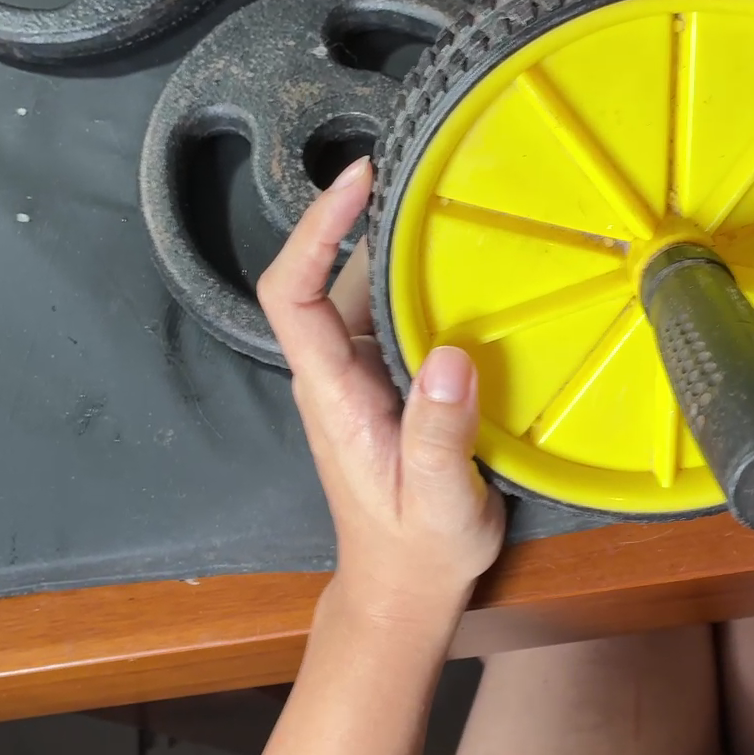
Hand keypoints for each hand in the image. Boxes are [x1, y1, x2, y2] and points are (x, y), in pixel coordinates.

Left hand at [259, 158, 505, 624]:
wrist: (404, 584)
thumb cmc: (417, 550)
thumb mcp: (438, 501)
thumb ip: (440, 436)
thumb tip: (452, 357)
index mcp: (333, 393)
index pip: (292, 295)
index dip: (313, 231)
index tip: (359, 180)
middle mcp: (335, 372)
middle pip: (322, 277)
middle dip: (356, 217)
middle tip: (419, 171)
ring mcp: (358, 375)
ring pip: (357, 291)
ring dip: (389, 242)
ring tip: (444, 200)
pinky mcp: (384, 382)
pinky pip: (389, 314)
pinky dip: (414, 278)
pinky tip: (460, 265)